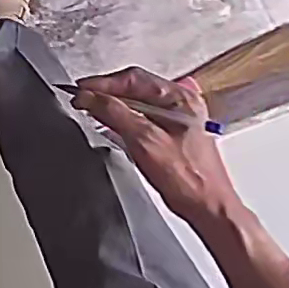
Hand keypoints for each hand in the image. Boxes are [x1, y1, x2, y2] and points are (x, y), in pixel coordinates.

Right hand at [70, 68, 245, 231]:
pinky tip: (111, 122)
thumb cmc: (188, 179)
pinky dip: (123, 115)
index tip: (80, 90)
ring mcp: (179, 118)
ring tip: (92, 109)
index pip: (132, 78)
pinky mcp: (172, 132)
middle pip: (134, 86)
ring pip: (136, 100)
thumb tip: (88, 96)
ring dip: (112, 104)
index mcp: (181, 99)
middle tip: (82, 99)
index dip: (102, 83)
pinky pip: (141, 114)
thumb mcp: (143, 140)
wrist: (208, 209)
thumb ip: (113, 112)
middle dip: (105, 92)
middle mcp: (182, 104)